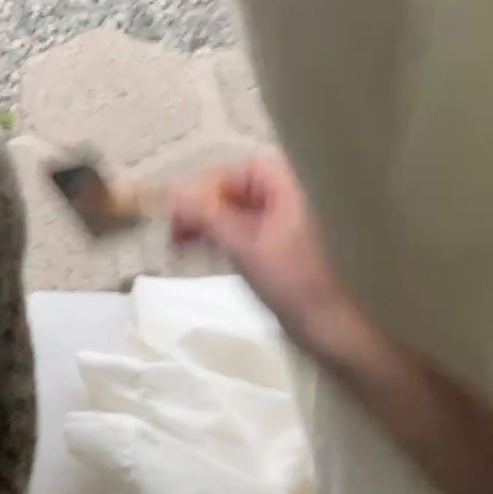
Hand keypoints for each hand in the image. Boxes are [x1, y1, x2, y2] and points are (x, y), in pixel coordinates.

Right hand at [169, 151, 376, 361]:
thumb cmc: (287, 280)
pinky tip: (190, 247)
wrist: (320, 323)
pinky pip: (234, 226)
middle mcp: (284, 200)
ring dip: (201, 220)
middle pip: (232, 188)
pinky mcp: (269, 244)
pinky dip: (212, 233)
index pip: (240, 170)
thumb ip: (206, 213)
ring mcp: (277, 223)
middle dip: (200, 204)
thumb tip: (172, 190)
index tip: (184, 207)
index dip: (209, 183)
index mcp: (287, 192)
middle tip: (173, 225)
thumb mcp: (241, 245)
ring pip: (230, 208)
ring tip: (175, 239)